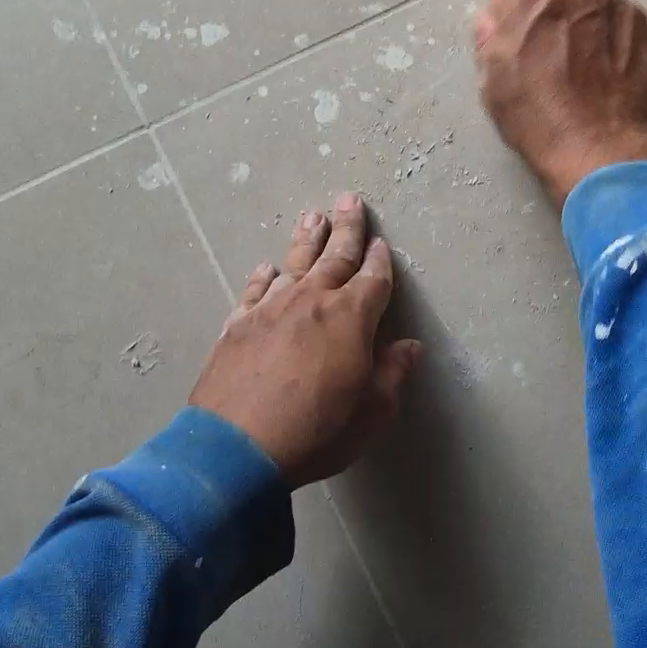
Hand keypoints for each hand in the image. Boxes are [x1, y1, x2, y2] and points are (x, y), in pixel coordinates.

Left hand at [189, 192, 423, 487]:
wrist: (238, 447)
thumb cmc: (317, 433)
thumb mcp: (371, 413)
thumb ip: (392, 375)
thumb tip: (409, 347)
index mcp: (352, 319)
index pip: (374, 280)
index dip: (381, 261)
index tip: (383, 244)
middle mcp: (312, 302)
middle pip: (335, 256)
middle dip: (347, 228)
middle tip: (350, 199)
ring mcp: (270, 309)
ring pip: (294, 263)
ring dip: (307, 240)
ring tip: (313, 217)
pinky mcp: (237, 325)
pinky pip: (254, 291)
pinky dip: (264, 277)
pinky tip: (267, 268)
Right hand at [474, 0, 646, 207]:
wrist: (599, 149)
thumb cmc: (536, 119)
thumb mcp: (492, 83)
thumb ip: (489, 39)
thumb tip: (492, 22)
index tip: (505, 18)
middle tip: (537, 26)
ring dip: (576, 1)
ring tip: (574, 44)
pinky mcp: (641, 20)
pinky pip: (615, 9)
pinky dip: (605, 24)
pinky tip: (602, 61)